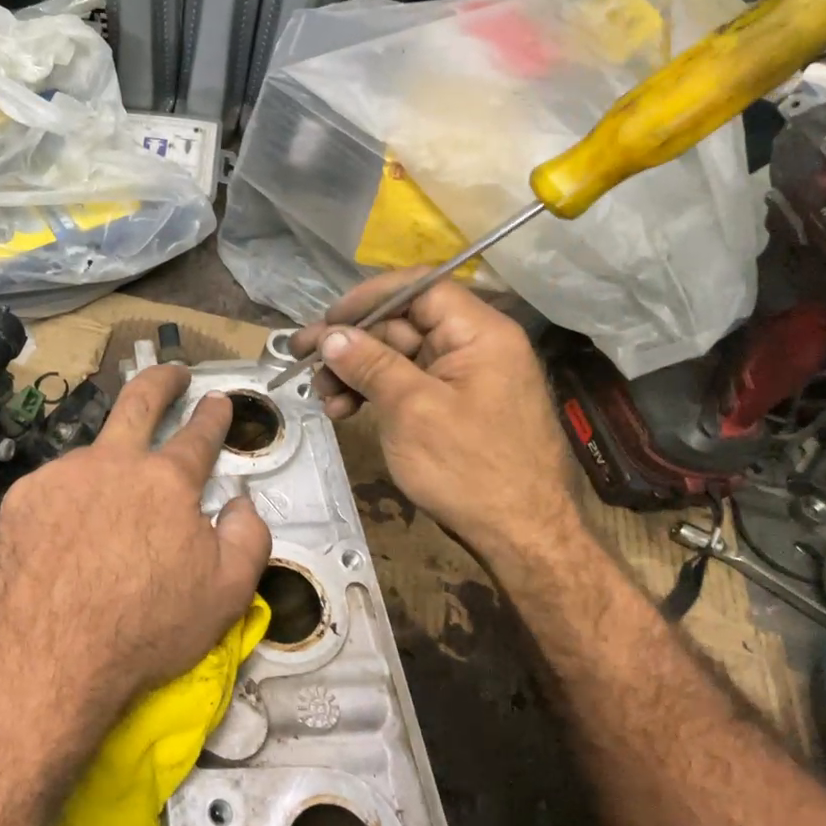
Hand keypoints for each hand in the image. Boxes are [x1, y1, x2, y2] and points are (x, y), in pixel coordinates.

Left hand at [0, 364, 271, 716]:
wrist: (49, 656)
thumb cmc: (146, 628)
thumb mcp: (226, 593)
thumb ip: (248, 537)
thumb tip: (239, 503)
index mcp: (165, 481)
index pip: (197, 436)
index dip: (212, 415)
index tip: (218, 400)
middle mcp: (111, 463)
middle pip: (138, 402)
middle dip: (162, 381)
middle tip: (172, 374)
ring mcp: (61, 476)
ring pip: (91, 457)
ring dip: (107, 467)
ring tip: (107, 510)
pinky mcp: (22, 498)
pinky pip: (55, 490)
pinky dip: (69, 503)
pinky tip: (67, 536)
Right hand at [289, 272, 581, 557]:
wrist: (521, 536)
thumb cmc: (469, 468)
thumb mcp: (411, 410)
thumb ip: (370, 364)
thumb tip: (331, 334)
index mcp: (480, 334)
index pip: (420, 288)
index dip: (369, 298)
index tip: (328, 321)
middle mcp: (476, 347)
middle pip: (404, 324)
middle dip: (353, 343)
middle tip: (303, 360)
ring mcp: (467, 379)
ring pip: (400, 357)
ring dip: (357, 372)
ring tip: (323, 397)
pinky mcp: (456, 408)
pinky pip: (409, 385)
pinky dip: (376, 394)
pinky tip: (345, 411)